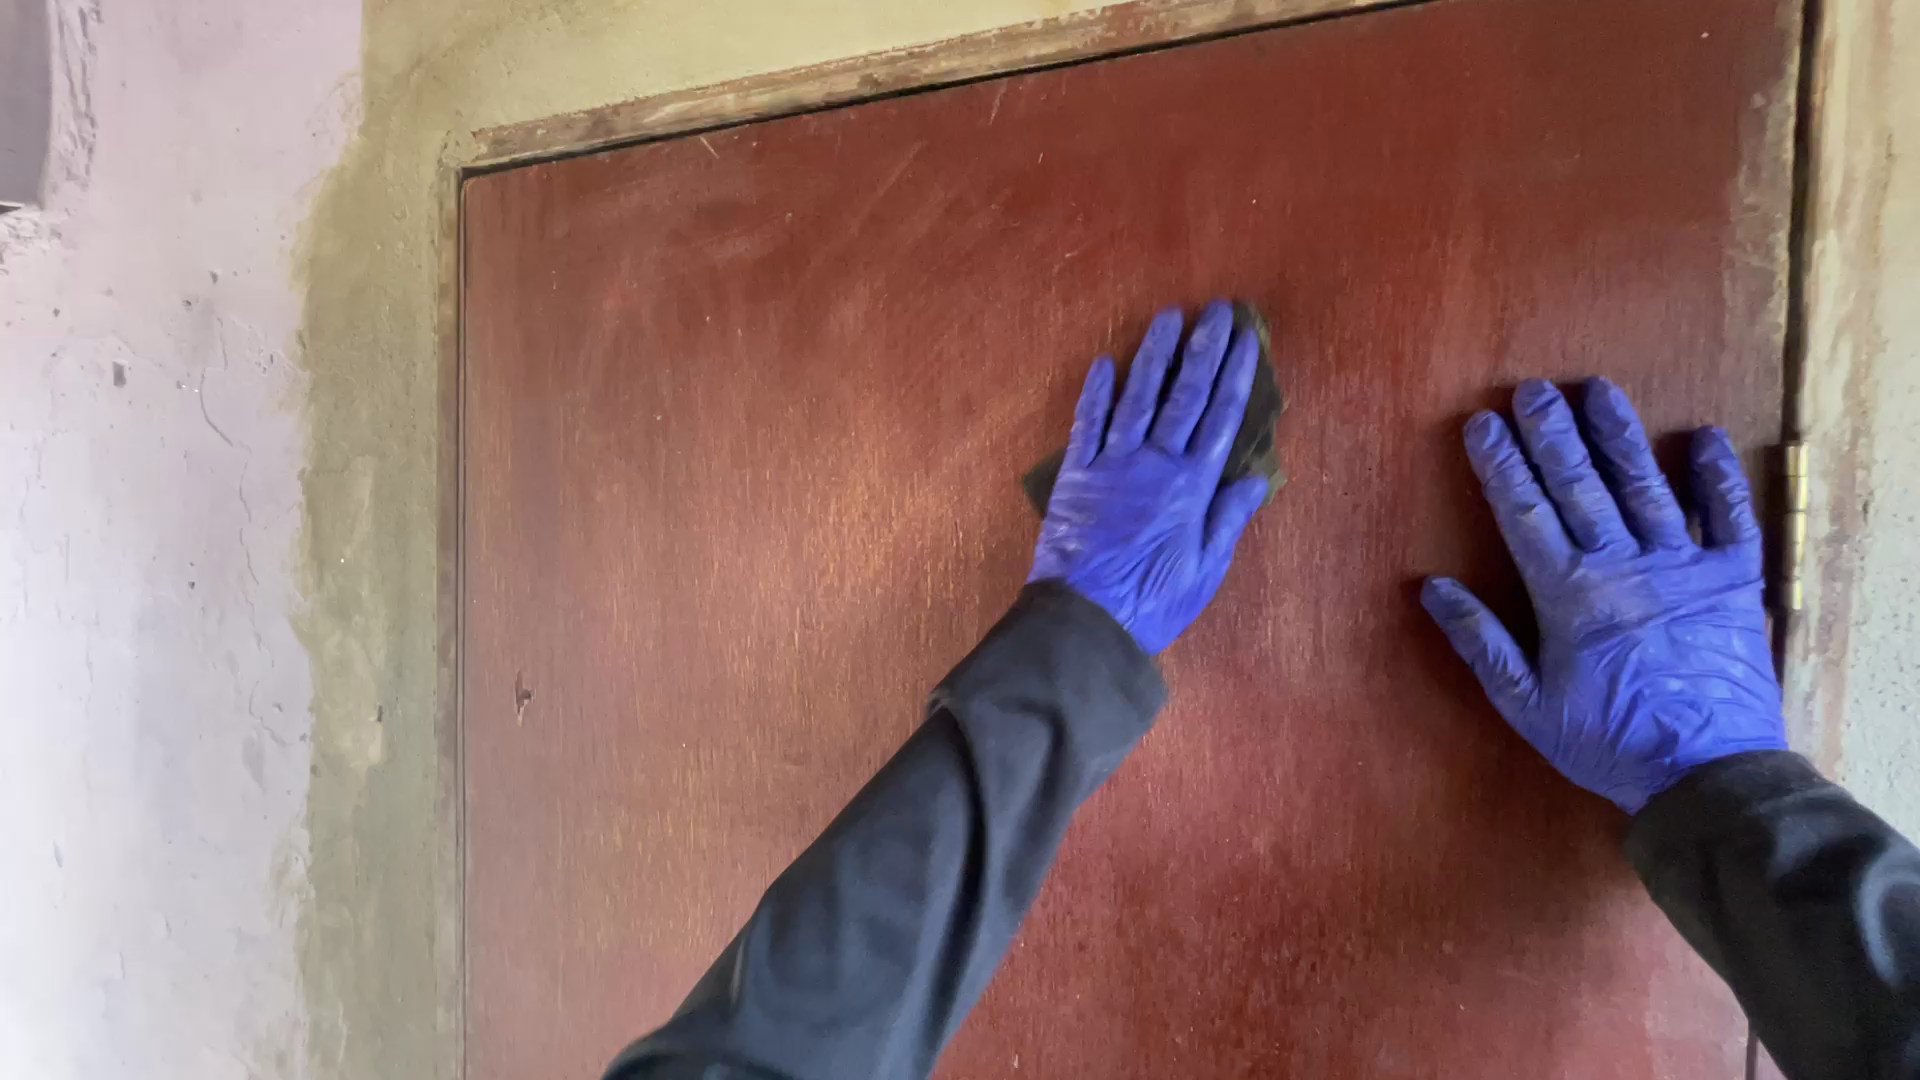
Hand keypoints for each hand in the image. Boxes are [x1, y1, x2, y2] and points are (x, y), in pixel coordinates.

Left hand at [1029, 301, 1271, 654]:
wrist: (1084, 618)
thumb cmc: (1151, 601)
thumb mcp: (1205, 571)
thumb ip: (1228, 519)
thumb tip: (1257, 477)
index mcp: (1191, 486)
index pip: (1219, 418)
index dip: (1235, 376)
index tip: (1247, 340)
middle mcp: (1153, 463)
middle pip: (1183, 397)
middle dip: (1202, 351)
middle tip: (1215, 310)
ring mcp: (1110, 463)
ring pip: (1136, 399)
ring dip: (1152, 356)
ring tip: (1167, 318)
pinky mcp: (1074, 473)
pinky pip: (1086, 425)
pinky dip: (1094, 394)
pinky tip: (1102, 363)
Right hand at [1421, 378, 1786, 812]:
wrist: (1710, 776)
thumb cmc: (1602, 737)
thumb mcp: (1521, 700)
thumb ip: (1478, 639)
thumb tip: (1430, 586)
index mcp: (1568, 593)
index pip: (1524, 512)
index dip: (1500, 465)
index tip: (1481, 425)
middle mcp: (1624, 566)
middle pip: (1580, 486)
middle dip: (1551, 435)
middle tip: (1530, 390)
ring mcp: (1686, 568)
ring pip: (1646, 487)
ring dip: (1618, 435)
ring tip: (1595, 390)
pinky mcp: (1737, 582)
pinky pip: (1730, 518)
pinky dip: (1717, 477)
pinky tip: (1702, 438)